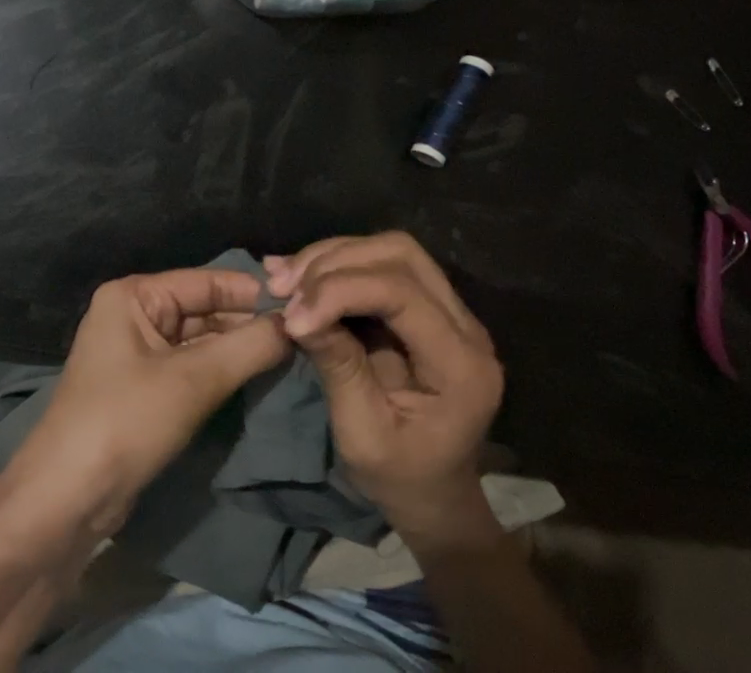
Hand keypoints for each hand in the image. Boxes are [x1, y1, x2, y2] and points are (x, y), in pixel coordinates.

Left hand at [5, 268, 292, 537]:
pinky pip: (191, 369)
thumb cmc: (127, 420)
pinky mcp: (143, 390)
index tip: (306, 306)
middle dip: (249, 323)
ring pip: (201, 341)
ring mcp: (136, 354)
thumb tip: (297, 323)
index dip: (254, 293)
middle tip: (306, 336)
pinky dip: (222, 373)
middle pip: (204, 309)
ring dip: (239, 350)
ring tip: (292, 356)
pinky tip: (258, 379)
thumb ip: (249, 346)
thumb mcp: (194, 380)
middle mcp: (132, 316)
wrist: (71, 494)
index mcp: (133, 296)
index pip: (206, 281)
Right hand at [266, 233, 503, 553]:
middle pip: (401, 256)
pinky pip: (383, 269)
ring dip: (333, 259)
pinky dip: (337, 267)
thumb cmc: (400, 478)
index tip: (291, 316)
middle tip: (285, 289)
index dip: (340, 291)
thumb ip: (338, 367)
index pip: (402, 294)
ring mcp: (451, 314)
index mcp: (461, 364)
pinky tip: (297, 278)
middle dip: (335, 262)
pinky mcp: (427, 312)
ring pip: (391, 252)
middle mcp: (466, 327)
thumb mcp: (362, 434)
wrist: (435, 498)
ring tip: (284, 281)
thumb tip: (295, 313)